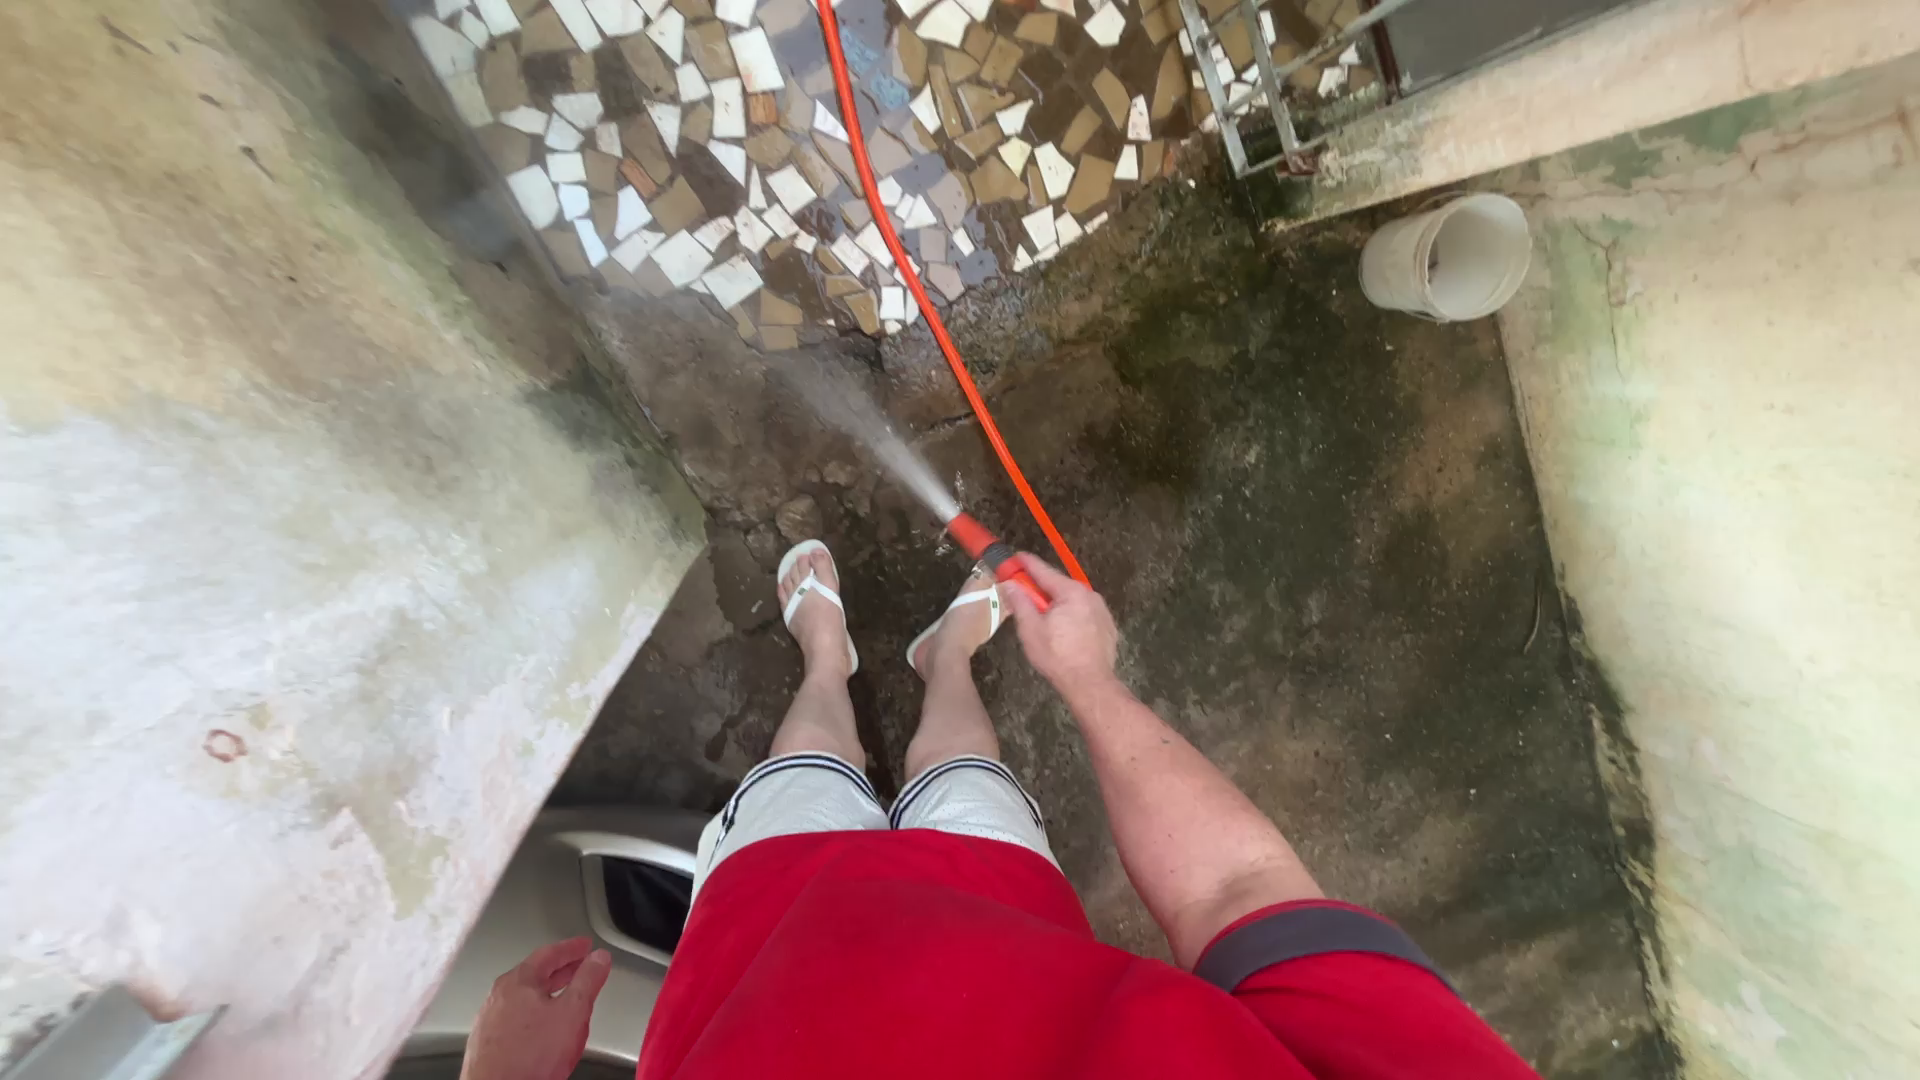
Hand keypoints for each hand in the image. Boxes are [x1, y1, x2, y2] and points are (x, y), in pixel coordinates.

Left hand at [460, 937, 611, 1079]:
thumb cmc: (530, 1058)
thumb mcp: (574, 1010)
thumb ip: (589, 979)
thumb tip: (599, 958)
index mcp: (516, 983)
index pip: (548, 953)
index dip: (572, 948)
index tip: (585, 946)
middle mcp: (497, 1000)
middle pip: (534, 975)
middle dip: (561, 970)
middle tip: (580, 967)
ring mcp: (487, 1025)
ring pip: (524, 999)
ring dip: (548, 993)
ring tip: (567, 999)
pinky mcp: (486, 1049)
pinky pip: (515, 1021)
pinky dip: (534, 1015)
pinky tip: (545, 1029)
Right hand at [1003, 553, 1120, 695]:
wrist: (1090, 684)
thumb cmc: (1057, 656)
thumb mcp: (1031, 629)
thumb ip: (1020, 602)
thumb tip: (1010, 583)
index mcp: (1071, 592)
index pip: (1044, 570)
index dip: (1026, 563)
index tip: (1015, 556)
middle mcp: (1090, 595)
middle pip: (1059, 585)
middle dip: (1040, 588)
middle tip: (1023, 593)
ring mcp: (1102, 611)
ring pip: (1072, 600)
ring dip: (1056, 603)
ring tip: (1043, 618)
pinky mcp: (1108, 626)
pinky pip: (1084, 614)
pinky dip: (1071, 616)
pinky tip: (1063, 632)